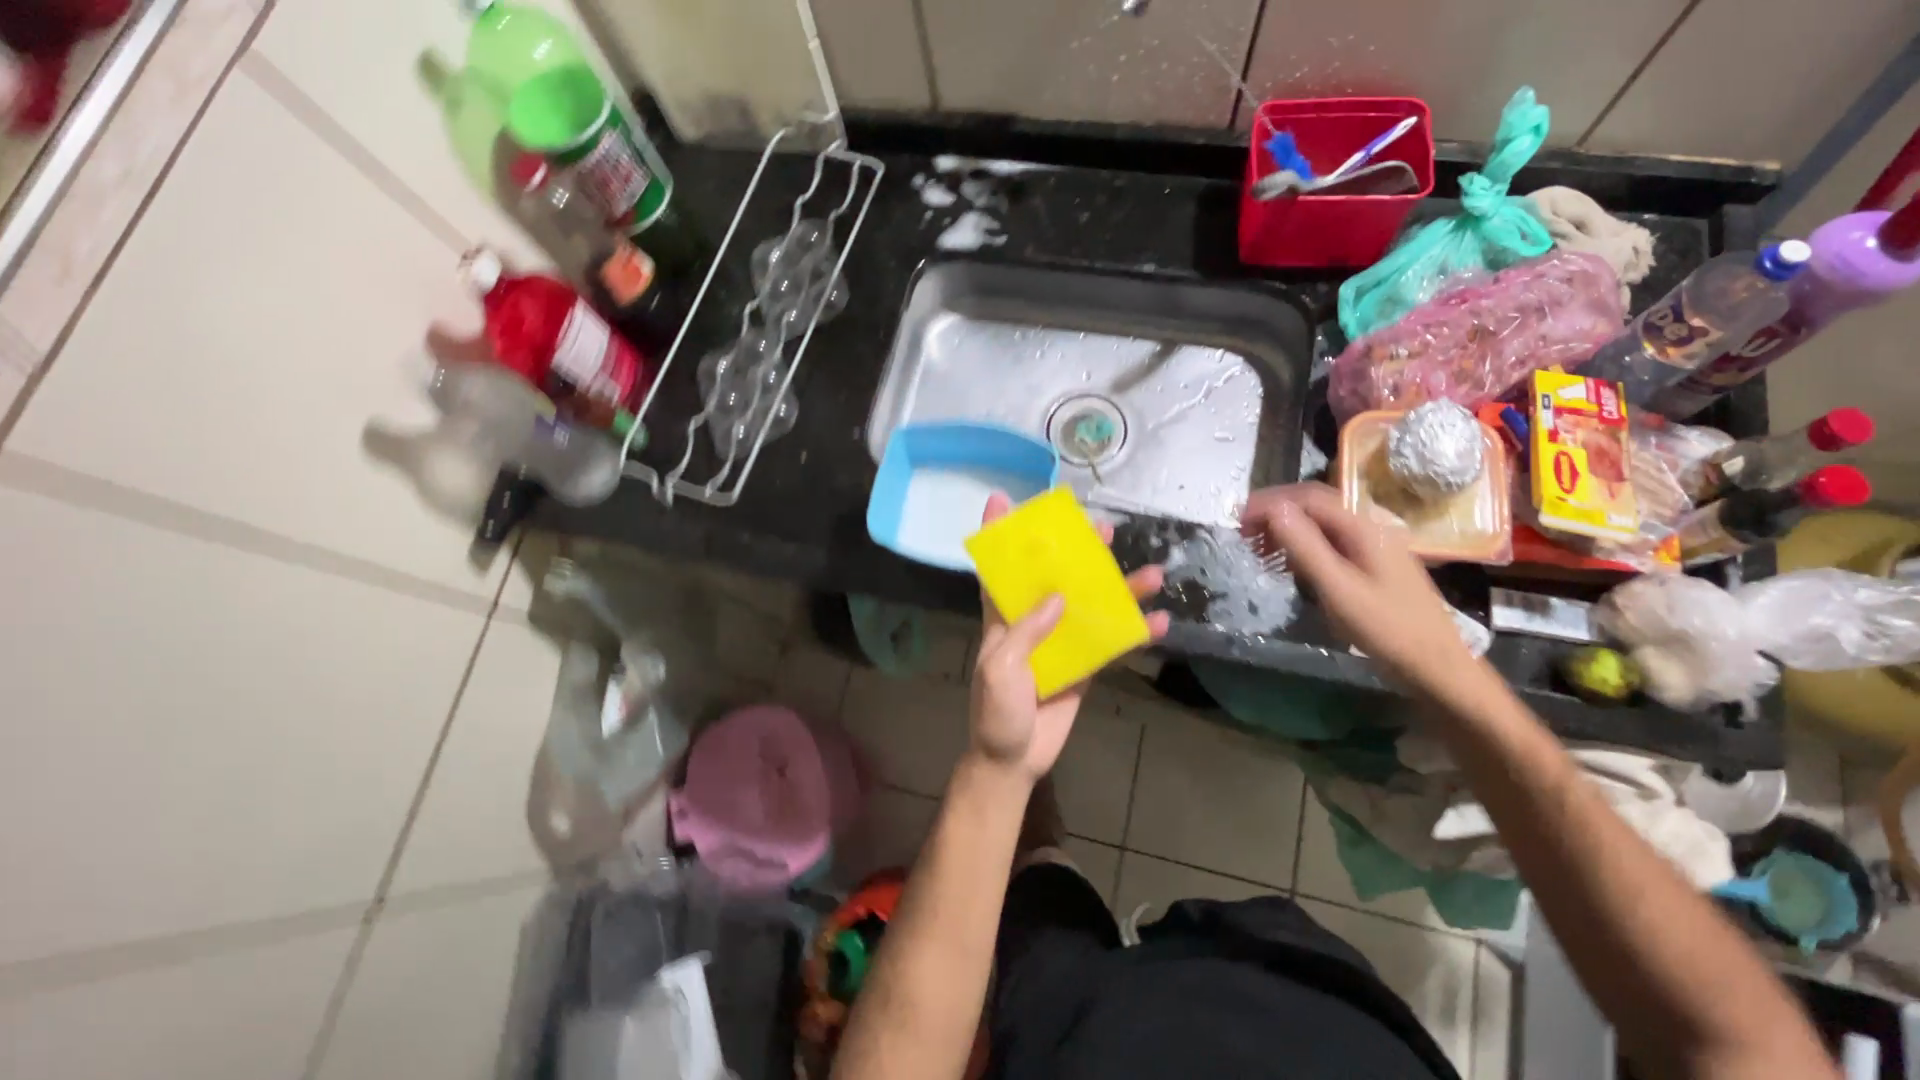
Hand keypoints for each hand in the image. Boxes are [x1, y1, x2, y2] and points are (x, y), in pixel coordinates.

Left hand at [968, 493, 1170, 781]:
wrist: (1015, 760)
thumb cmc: (995, 711)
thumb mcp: (1001, 667)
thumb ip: (1026, 630)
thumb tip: (1059, 597)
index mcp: (1002, 619)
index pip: (998, 569)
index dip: (998, 536)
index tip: (1002, 498)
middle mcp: (1033, 623)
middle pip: (1057, 577)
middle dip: (1076, 551)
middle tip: (1101, 527)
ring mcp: (1062, 643)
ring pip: (1092, 605)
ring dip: (1120, 588)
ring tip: (1154, 571)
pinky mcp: (1085, 667)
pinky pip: (1113, 644)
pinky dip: (1136, 632)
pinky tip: (1161, 620)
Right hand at [1241, 482, 1474, 691]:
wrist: (1435, 666)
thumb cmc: (1386, 629)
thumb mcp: (1338, 589)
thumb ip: (1305, 547)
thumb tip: (1274, 509)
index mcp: (1364, 527)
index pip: (1309, 497)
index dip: (1270, 502)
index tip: (1238, 522)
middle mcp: (1371, 527)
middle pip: (1317, 504)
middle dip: (1277, 512)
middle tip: (1245, 535)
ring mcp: (1376, 547)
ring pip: (1324, 524)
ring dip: (1289, 529)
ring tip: (1261, 550)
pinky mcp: (1375, 566)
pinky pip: (1333, 542)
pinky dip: (1305, 545)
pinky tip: (1293, 565)